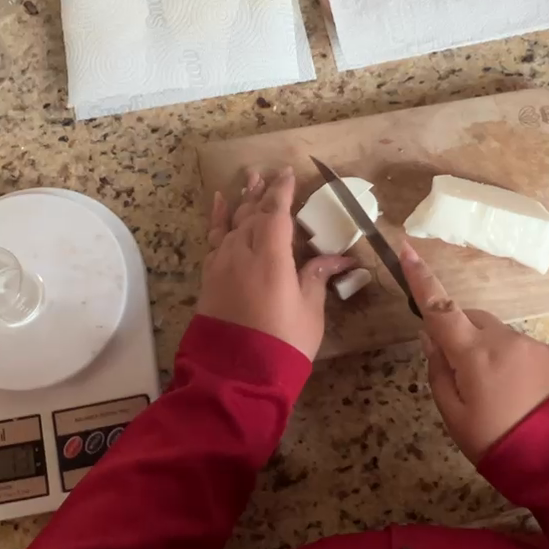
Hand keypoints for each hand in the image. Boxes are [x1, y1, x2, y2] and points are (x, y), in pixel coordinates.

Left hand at [198, 167, 359, 359]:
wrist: (237, 375)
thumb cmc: (283, 344)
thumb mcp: (309, 311)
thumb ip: (316, 277)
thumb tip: (338, 259)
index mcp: (271, 257)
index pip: (276, 212)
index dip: (282, 190)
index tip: (288, 172)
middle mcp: (242, 252)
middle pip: (252, 213)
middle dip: (261, 192)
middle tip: (267, 173)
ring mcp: (222, 264)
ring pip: (233, 223)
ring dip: (243, 201)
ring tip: (248, 181)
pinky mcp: (210, 277)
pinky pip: (214, 238)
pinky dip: (218, 219)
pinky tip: (220, 204)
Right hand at [399, 243, 548, 463]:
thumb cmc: (501, 445)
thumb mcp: (455, 418)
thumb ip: (438, 374)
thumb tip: (431, 340)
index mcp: (474, 352)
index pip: (439, 307)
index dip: (420, 278)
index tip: (407, 248)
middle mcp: (506, 339)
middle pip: (473, 321)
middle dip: (462, 335)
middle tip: (464, 378)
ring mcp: (537, 347)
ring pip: (502, 340)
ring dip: (493, 357)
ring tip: (503, 402)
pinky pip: (529, 355)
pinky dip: (520, 370)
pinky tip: (528, 404)